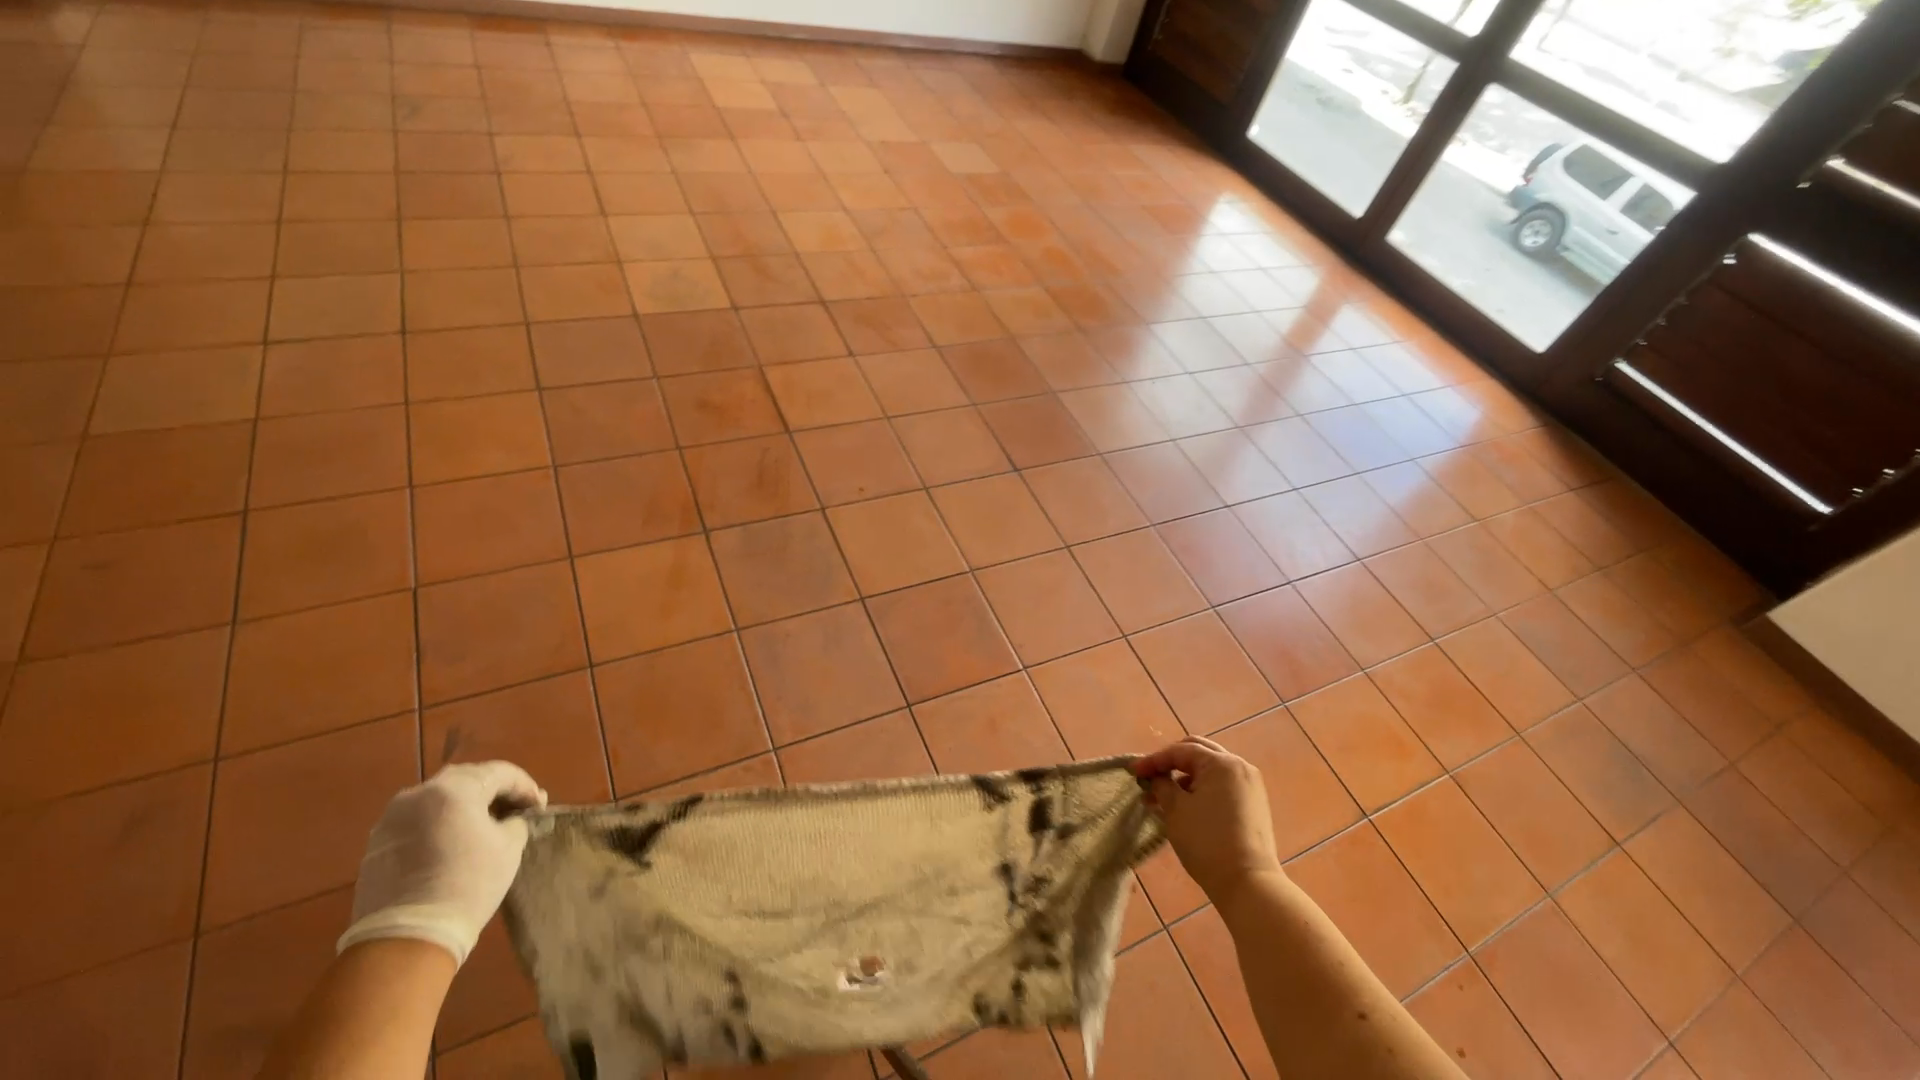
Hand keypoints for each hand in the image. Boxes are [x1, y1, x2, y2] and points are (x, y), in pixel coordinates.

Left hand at [336, 761, 546, 965]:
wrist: (407, 936)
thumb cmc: (469, 884)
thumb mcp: (508, 847)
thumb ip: (516, 821)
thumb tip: (516, 815)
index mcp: (454, 789)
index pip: (499, 772)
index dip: (525, 786)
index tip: (539, 806)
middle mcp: (418, 794)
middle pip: (465, 779)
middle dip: (493, 791)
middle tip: (515, 810)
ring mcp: (391, 819)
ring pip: (437, 799)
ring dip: (463, 806)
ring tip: (482, 826)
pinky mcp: (377, 844)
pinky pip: (417, 822)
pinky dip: (439, 824)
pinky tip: (451, 846)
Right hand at [1134, 737, 1282, 906]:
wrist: (1247, 881)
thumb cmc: (1206, 841)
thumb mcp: (1175, 810)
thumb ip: (1162, 786)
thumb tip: (1157, 778)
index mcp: (1221, 763)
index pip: (1180, 751)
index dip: (1153, 760)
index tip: (1133, 773)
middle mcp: (1240, 766)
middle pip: (1198, 752)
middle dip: (1171, 762)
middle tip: (1151, 777)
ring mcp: (1250, 785)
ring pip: (1211, 770)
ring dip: (1185, 777)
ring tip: (1162, 797)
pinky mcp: (1254, 803)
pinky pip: (1222, 785)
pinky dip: (1202, 789)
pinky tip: (1185, 806)